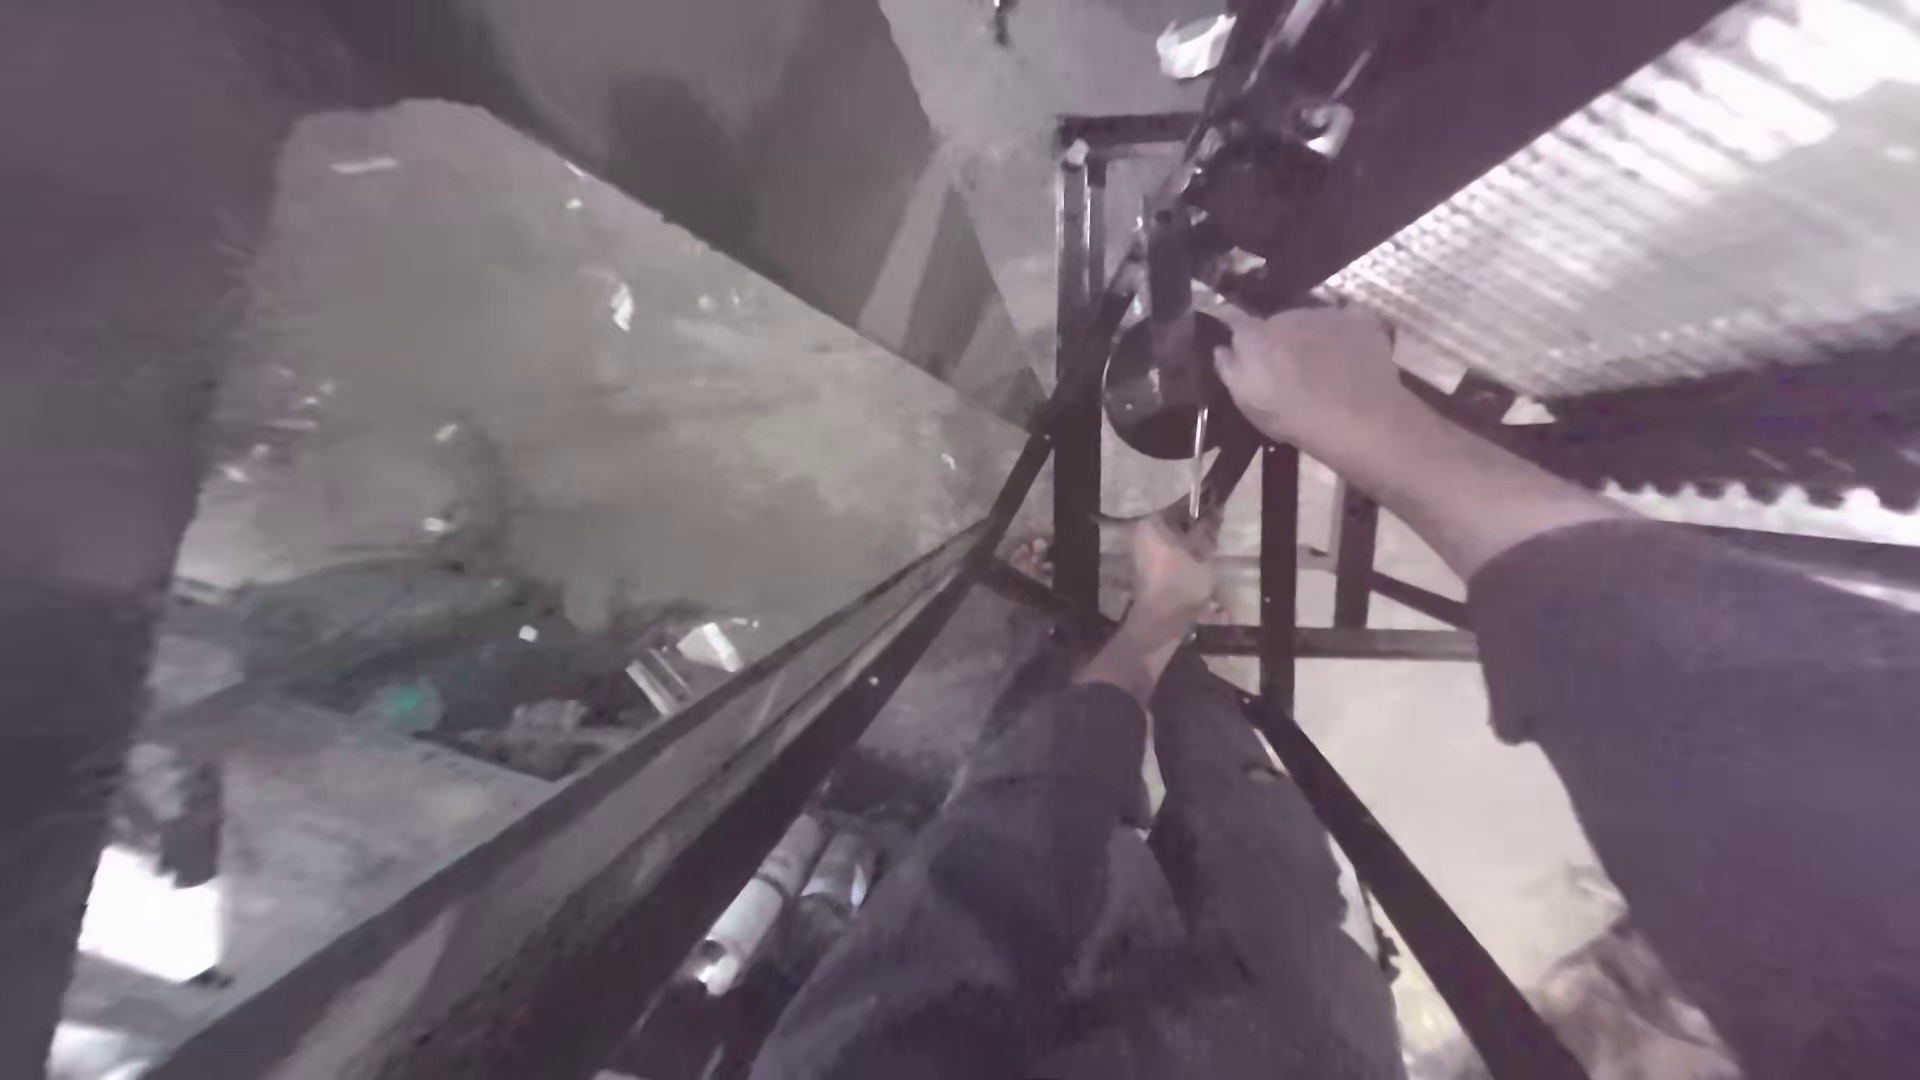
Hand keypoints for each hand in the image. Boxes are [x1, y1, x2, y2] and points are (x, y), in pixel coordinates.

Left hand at [1130, 506, 1217, 630]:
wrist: (1160, 619)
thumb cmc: (1181, 580)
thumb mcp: (1202, 551)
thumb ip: (1207, 529)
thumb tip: (1214, 511)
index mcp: (1152, 524)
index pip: (1181, 506)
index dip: (1203, 511)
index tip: (1220, 518)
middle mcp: (1143, 534)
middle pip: (1178, 525)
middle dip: (1198, 533)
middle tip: (1215, 544)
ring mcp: (1143, 553)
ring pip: (1176, 543)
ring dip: (1194, 549)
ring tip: (1207, 560)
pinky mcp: (1148, 571)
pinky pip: (1171, 558)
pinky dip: (1185, 561)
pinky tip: (1198, 572)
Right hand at [1212, 306, 1418, 454]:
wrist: (1359, 420)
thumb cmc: (1292, 418)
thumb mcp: (1247, 403)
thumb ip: (1229, 370)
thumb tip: (1221, 348)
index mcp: (1256, 336)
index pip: (1235, 321)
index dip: (1238, 337)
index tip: (1243, 355)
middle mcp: (1289, 315)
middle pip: (1275, 322)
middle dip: (1275, 340)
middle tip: (1283, 369)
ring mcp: (1327, 315)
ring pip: (1307, 321)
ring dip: (1305, 337)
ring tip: (1315, 366)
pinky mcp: (1359, 320)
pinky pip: (1339, 322)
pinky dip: (1335, 337)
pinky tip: (1340, 360)